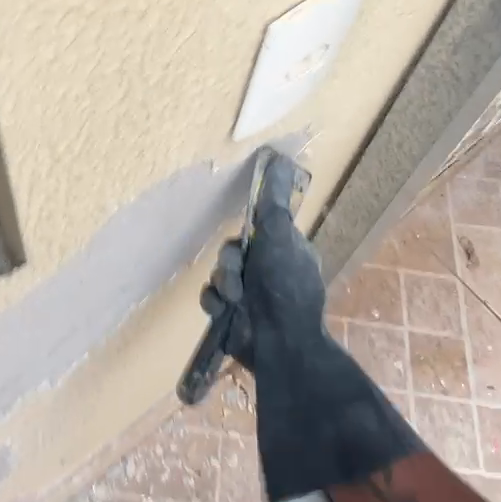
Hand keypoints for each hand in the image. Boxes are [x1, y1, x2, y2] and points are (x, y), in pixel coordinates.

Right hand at [213, 166, 420, 501]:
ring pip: (219, 275)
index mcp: (287, 252)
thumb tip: (279, 157)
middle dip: (230, 263)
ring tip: (235, 299)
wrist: (279, 344)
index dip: (246, 235)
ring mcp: (252, 298)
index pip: (257, 230)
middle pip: (232, 251)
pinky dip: (216, 304)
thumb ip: (273, 201)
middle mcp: (271, 273)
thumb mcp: (278, 235)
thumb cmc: (284, 286)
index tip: (245, 240)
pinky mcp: (233, 318)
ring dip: (222, 284)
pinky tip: (226, 311)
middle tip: (239, 275)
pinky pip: (212, 298)